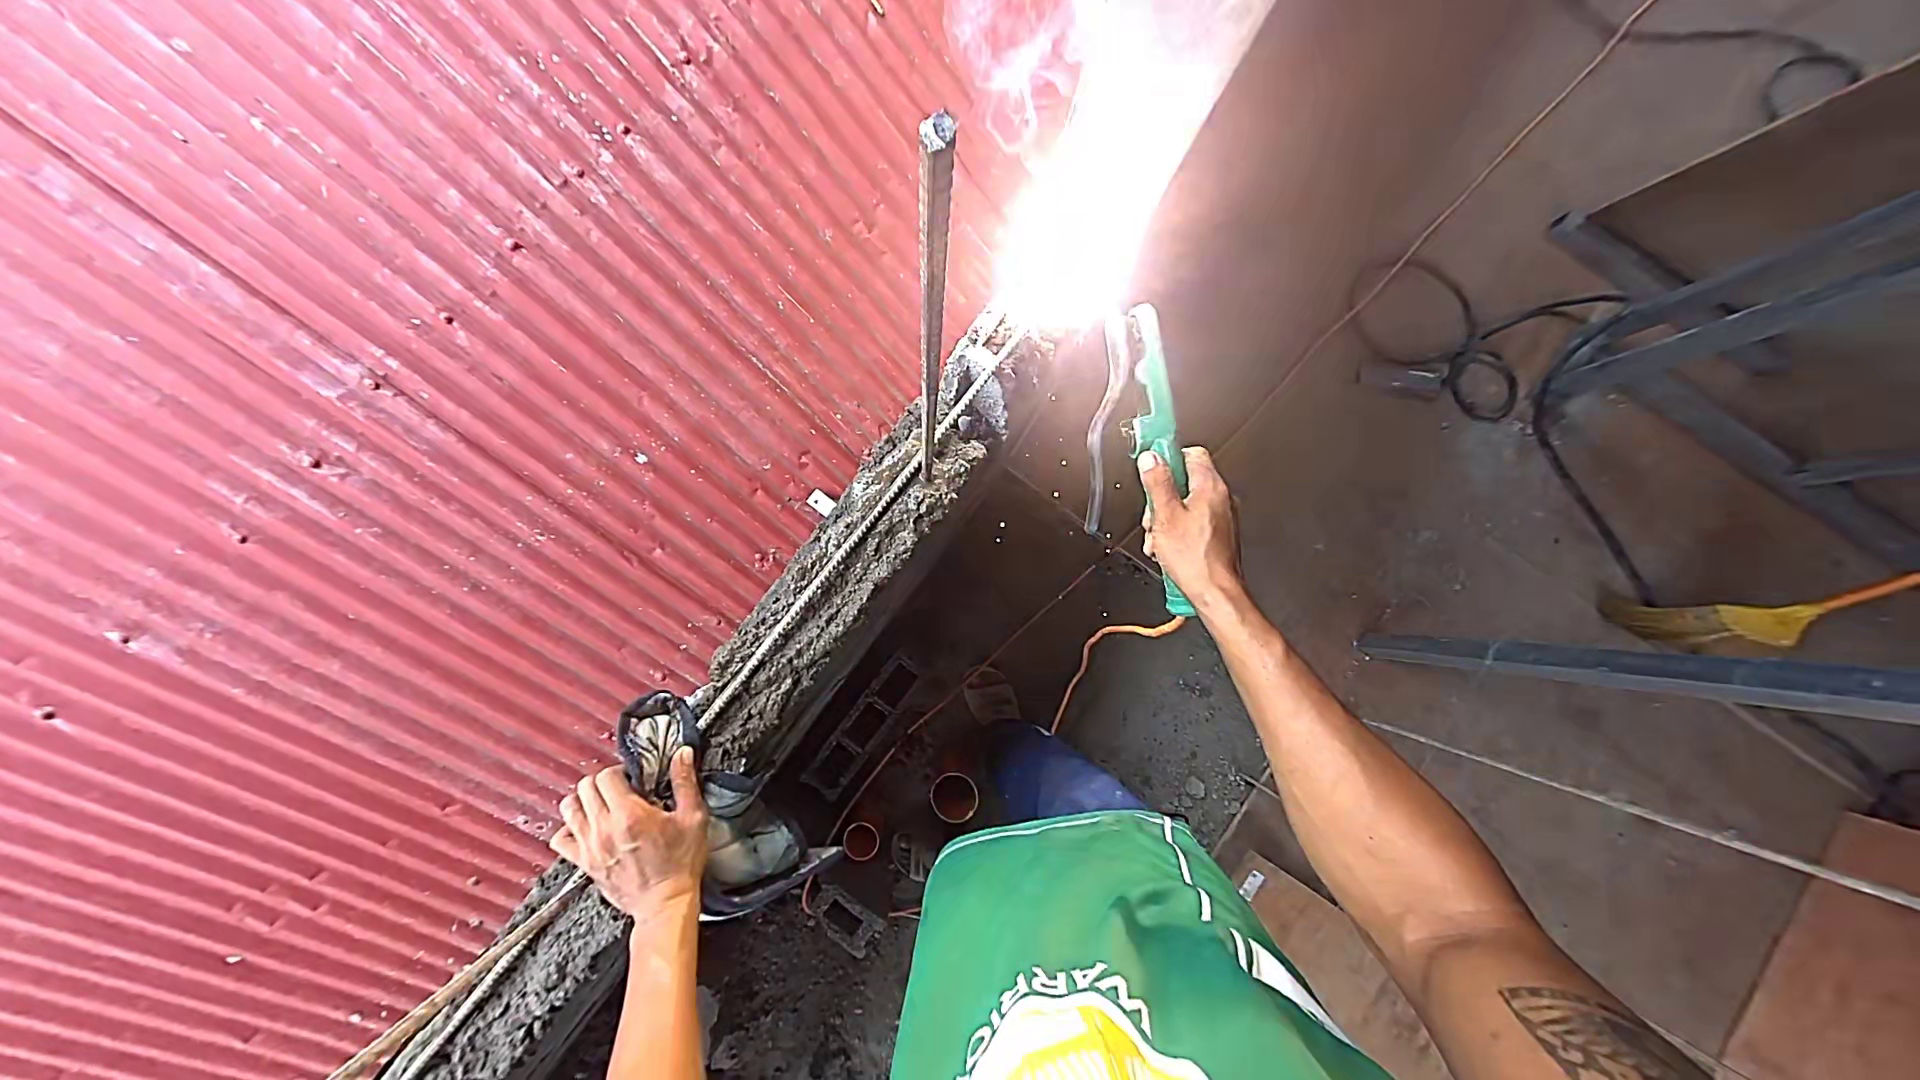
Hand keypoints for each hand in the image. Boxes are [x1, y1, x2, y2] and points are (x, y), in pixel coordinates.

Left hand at [551, 747, 708, 918]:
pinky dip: (570, 827)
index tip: (633, 778)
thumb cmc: (680, 863)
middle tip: (620, 788)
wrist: (664, 904)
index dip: (620, 771)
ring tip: (603, 803)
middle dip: (602, 782)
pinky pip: (560, 839)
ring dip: (584, 800)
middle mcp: (604, 829)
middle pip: (584, 788)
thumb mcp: (693, 817)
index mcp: (630, 814)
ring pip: (568, 808)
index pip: (607, 776)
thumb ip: (685, 782)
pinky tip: (588, 827)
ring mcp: (590, 847)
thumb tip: (682, 754)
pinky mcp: (583, 863)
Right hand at [1138, 447, 1242, 612]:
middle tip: (1152, 514)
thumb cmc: (1197, 561)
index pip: (1189, 453)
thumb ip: (1157, 483)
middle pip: (1182, 481)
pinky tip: (1167, 547)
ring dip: (1164, 518)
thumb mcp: (1166, 517)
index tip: (1150, 460)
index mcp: (1210, 487)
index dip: (1166, 456)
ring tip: (1159, 537)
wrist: (1215, 593)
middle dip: (1160, 497)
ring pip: (1183, 503)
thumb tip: (1151, 458)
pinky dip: (1175, 530)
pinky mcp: (1215, 533)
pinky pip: (1190, 521)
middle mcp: (1219, 498)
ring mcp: (1219, 516)